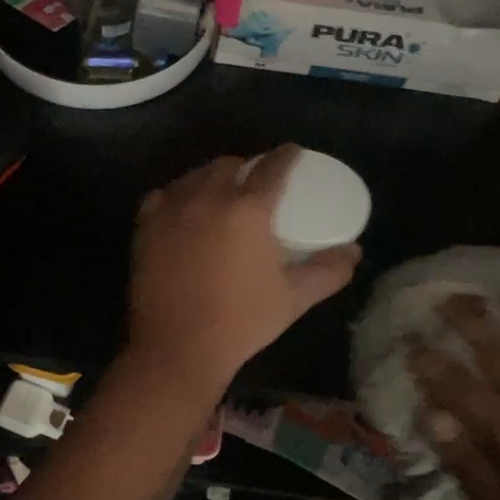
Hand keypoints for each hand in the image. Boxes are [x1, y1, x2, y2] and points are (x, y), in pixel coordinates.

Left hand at [128, 145, 361, 384]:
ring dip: (211, 177)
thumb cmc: (241, 322)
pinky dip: (178, 195)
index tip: (292, 152)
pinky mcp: (145, 227)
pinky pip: (163, 196)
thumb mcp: (293, 298)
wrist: (178, 346)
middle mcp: (208, 198)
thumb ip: (328, 271)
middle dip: (244, 165)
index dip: (285, 156)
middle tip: (253, 179)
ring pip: (194, 176)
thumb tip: (354, 251)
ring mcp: (171, 210)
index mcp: (248, 209)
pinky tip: (183, 208)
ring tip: (220, 191)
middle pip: (228, 165)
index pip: (272, 168)